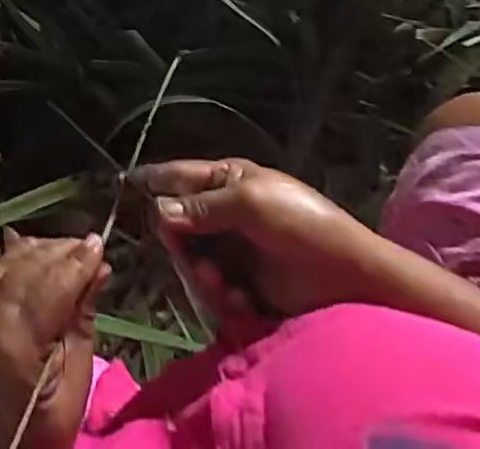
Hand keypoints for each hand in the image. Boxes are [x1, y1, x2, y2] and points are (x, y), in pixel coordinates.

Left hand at [0, 230, 108, 448]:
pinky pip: (1, 267)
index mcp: (20, 342)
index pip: (50, 287)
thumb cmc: (48, 417)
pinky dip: (23, 253)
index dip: (75, 262)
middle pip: (29, 268)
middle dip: (62, 250)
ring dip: (43, 248)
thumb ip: (82, 318)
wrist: (1, 434)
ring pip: (12, 261)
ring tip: (73, 247)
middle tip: (91, 244)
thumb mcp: (78, 377)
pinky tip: (42, 248)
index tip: (99, 244)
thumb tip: (98, 271)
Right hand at [127, 158, 386, 323]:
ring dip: (201, 275)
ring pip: (191, 257)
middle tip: (196, 262)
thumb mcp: (251, 204)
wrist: (360, 281)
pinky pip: (212, 287)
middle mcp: (222, 212)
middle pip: (175, 222)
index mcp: (225, 180)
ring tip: (223, 289)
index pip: (173, 176)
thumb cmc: (306, 226)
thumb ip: (200, 205)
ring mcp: (233, 248)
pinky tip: (237, 303)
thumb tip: (157, 211)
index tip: (119, 190)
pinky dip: (219, 296)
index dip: (147, 182)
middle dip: (180, 244)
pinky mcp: (245, 282)